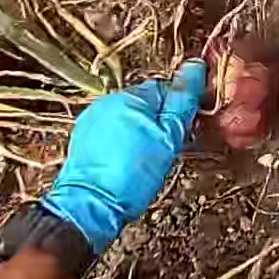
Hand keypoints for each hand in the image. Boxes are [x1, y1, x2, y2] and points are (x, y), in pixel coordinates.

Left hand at [37, 61, 205, 253]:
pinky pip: (113, 130)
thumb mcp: (168, 138)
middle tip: (168, 146)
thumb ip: (183, 101)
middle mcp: (109, 102)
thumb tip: (195, 68)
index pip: (167, 87)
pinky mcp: (84, 137)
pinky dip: (123, 141)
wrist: (89, 209)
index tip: (185, 127)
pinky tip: (129, 162)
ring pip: (131, 117)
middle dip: (161, 120)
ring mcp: (94, 119)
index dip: (180, 108)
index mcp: (132, 97)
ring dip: (142, 131)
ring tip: (147, 157)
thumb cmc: (129, 177)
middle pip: (148, 102)